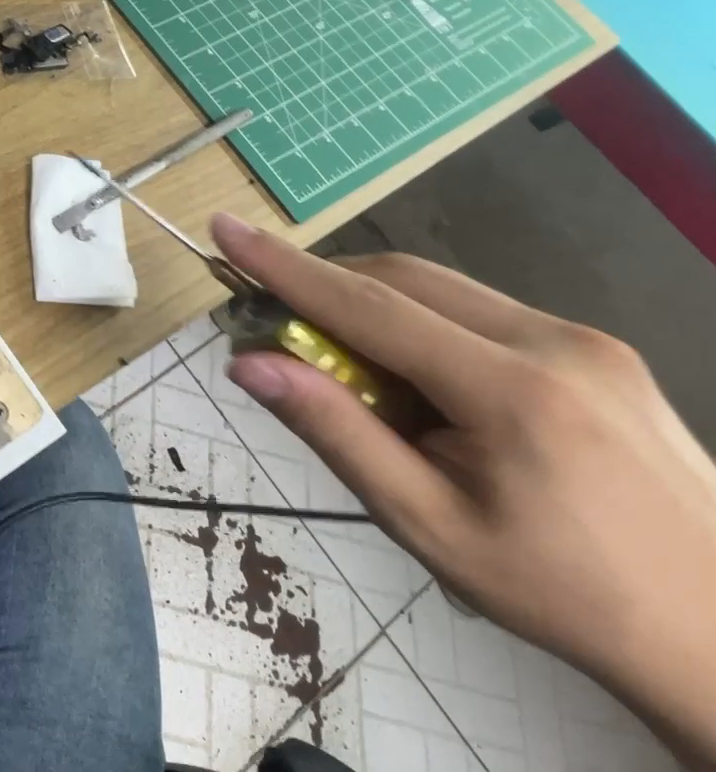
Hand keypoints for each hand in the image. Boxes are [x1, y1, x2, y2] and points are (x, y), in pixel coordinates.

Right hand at [212, 214, 715, 765]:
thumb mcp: (424, 523)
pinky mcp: (596, 354)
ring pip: (441, 291)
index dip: (283, 267)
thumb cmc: (559, 591)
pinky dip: (416, 327)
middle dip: (321, 286)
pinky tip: (410, 385)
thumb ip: (335, 432)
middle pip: (404, 281)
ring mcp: (586, 343)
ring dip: (367, 309)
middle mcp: (556, 343)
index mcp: (513, 390)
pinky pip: (478, 314)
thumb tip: (250, 364)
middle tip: (267, 327)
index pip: (367, 306)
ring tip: (337, 369)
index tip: (223, 229)